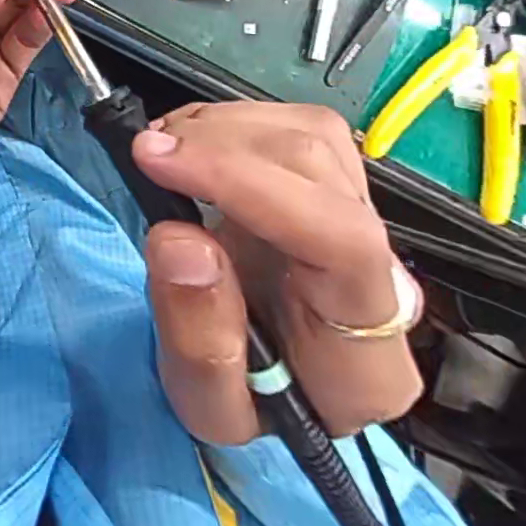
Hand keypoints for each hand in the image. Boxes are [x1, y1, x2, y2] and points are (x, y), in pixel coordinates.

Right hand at [130, 103, 421, 442]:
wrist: (275, 385)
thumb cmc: (245, 401)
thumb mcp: (208, 404)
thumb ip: (197, 335)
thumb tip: (178, 238)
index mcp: (363, 346)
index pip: (336, 237)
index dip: (244, 181)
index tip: (155, 158)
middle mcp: (380, 273)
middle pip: (321, 167)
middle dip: (219, 144)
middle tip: (145, 154)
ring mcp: (362, 222)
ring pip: (310, 133)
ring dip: (220, 127)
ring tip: (162, 151)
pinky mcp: (333, 190)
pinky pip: (292, 125)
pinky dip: (225, 121)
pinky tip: (187, 145)